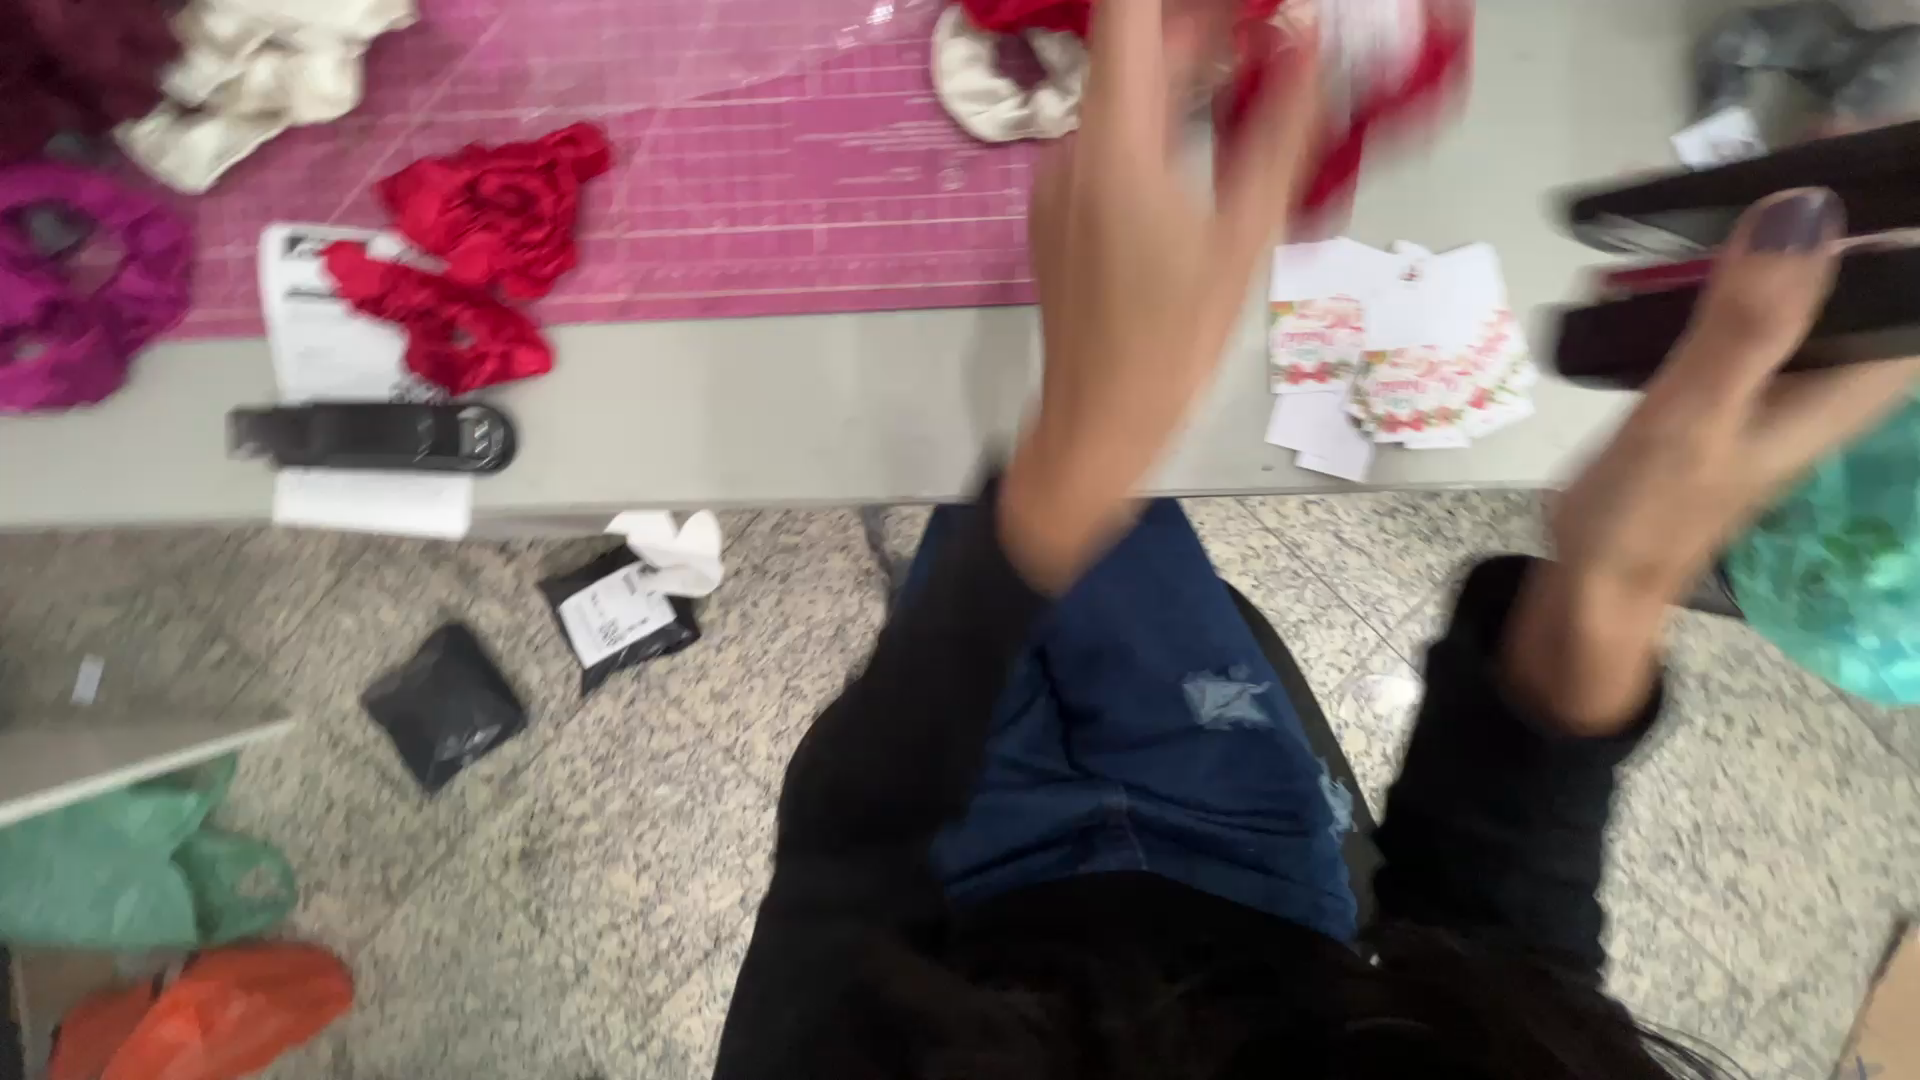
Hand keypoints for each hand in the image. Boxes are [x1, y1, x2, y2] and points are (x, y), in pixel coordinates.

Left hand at [998, 0, 1320, 592]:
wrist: (1097, 421)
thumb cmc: (1170, 346)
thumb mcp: (1245, 238)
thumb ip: (1282, 131)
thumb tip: (1309, 45)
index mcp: (1113, 147)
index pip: (1128, 12)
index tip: (1232, 5)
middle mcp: (1069, 155)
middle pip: (1128, 53)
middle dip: (1201, 29)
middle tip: (1272, 36)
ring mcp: (1054, 189)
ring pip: (1117, 104)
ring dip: (1180, 83)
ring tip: (1254, 85)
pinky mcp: (1055, 220)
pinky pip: (1103, 151)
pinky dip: (1151, 133)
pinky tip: (1198, 153)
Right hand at [1506, 188, 1919, 733]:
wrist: (1594, 577)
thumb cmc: (1648, 512)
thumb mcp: (1693, 417)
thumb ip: (1746, 322)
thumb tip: (1799, 203)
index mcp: (1861, 370)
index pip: (1913, 256)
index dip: (1883, 194)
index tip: (1813, 146)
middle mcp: (1833, 363)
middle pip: (1851, 257)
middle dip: (1794, 206)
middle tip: (1716, 178)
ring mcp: (1771, 373)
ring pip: (1779, 279)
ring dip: (1730, 240)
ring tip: (1662, 215)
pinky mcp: (1715, 383)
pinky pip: (1723, 310)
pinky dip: (1686, 282)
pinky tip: (1633, 277)